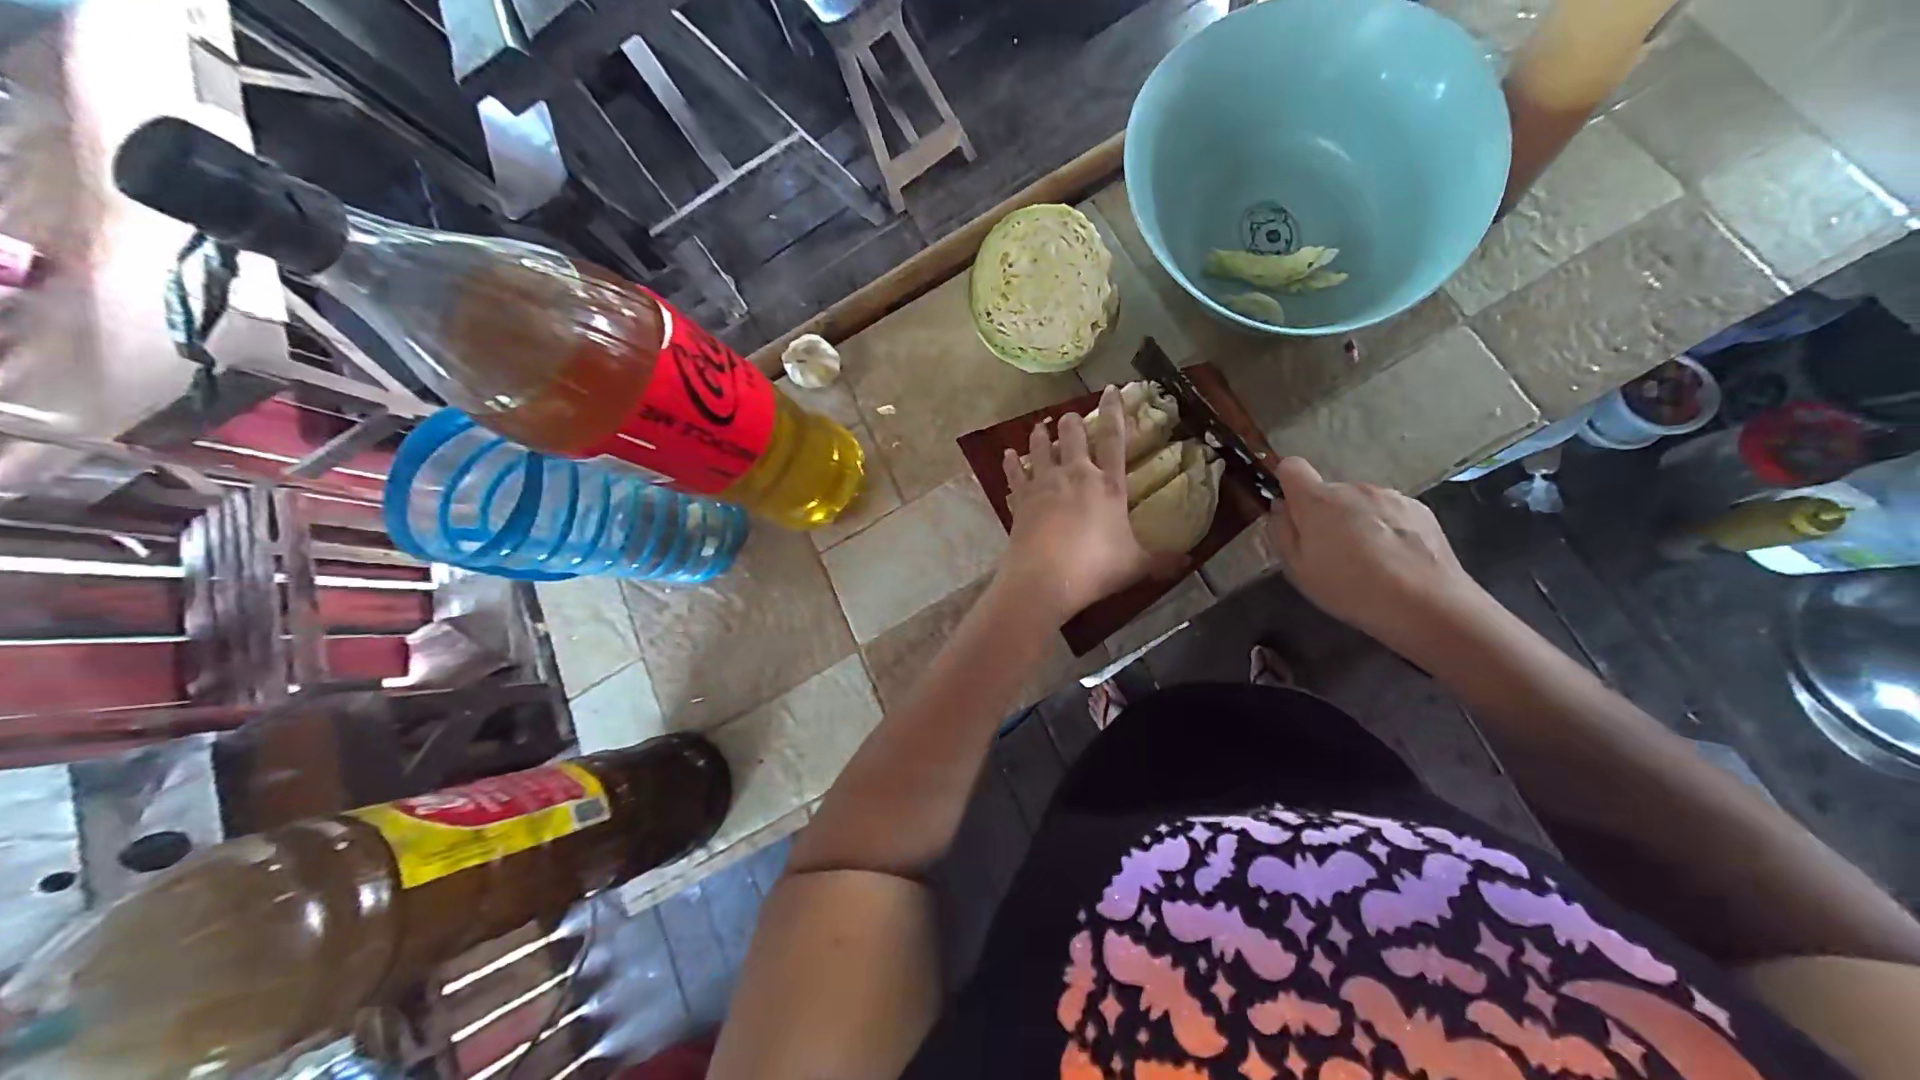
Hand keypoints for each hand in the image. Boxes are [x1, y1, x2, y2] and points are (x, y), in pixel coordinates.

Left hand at [999, 386, 1149, 622]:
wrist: (1045, 578)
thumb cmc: (1095, 567)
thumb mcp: (1135, 565)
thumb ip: (1160, 561)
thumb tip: (1188, 564)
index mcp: (1108, 485)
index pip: (1114, 439)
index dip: (1114, 412)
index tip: (1112, 391)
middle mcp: (1075, 475)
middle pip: (1072, 437)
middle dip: (1072, 422)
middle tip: (1070, 416)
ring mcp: (1044, 485)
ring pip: (1040, 449)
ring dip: (1040, 436)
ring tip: (1039, 428)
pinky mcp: (1020, 500)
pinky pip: (1014, 474)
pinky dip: (1011, 463)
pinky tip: (1007, 455)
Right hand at [1264, 457, 1485, 646]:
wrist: (1427, 603)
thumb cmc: (1350, 589)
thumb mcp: (1297, 569)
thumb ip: (1282, 532)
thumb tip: (1280, 507)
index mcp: (1318, 501)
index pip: (1292, 467)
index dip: (1287, 484)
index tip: (1292, 511)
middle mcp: (1353, 489)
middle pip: (1329, 492)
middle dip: (1325, 514)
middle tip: (1331, 552)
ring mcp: (1390, 496)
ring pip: (1360, 503)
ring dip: (1357, 521)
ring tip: (1368, 560)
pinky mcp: (1419, 509)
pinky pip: (1389, 512)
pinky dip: (1386, 528)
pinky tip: (1394, 559)